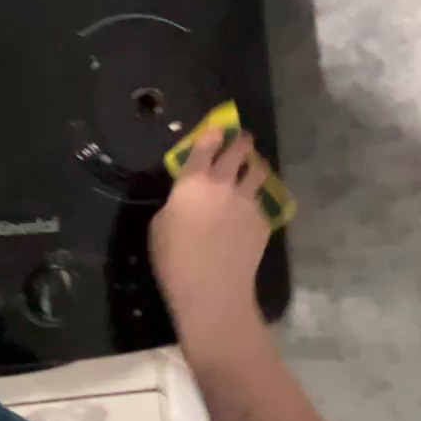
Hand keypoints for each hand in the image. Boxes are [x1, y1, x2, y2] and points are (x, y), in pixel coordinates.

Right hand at [150, 126, 272, 346]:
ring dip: (254, 166)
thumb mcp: (158, 226)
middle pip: (239, 150)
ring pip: (258, 171)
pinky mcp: (262, 221)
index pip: (206, 145)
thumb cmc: (174, 260)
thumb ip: (174, 203)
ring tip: (252, 169)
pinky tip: (247, 214)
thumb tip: (185, 199)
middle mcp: (224, 183)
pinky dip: (254, 201)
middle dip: (240, 141)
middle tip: (240, 141)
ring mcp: (248, 201)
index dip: (212, 134)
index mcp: (193, 181)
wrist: (212, 291)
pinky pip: (259, 202)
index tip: (217, 129)